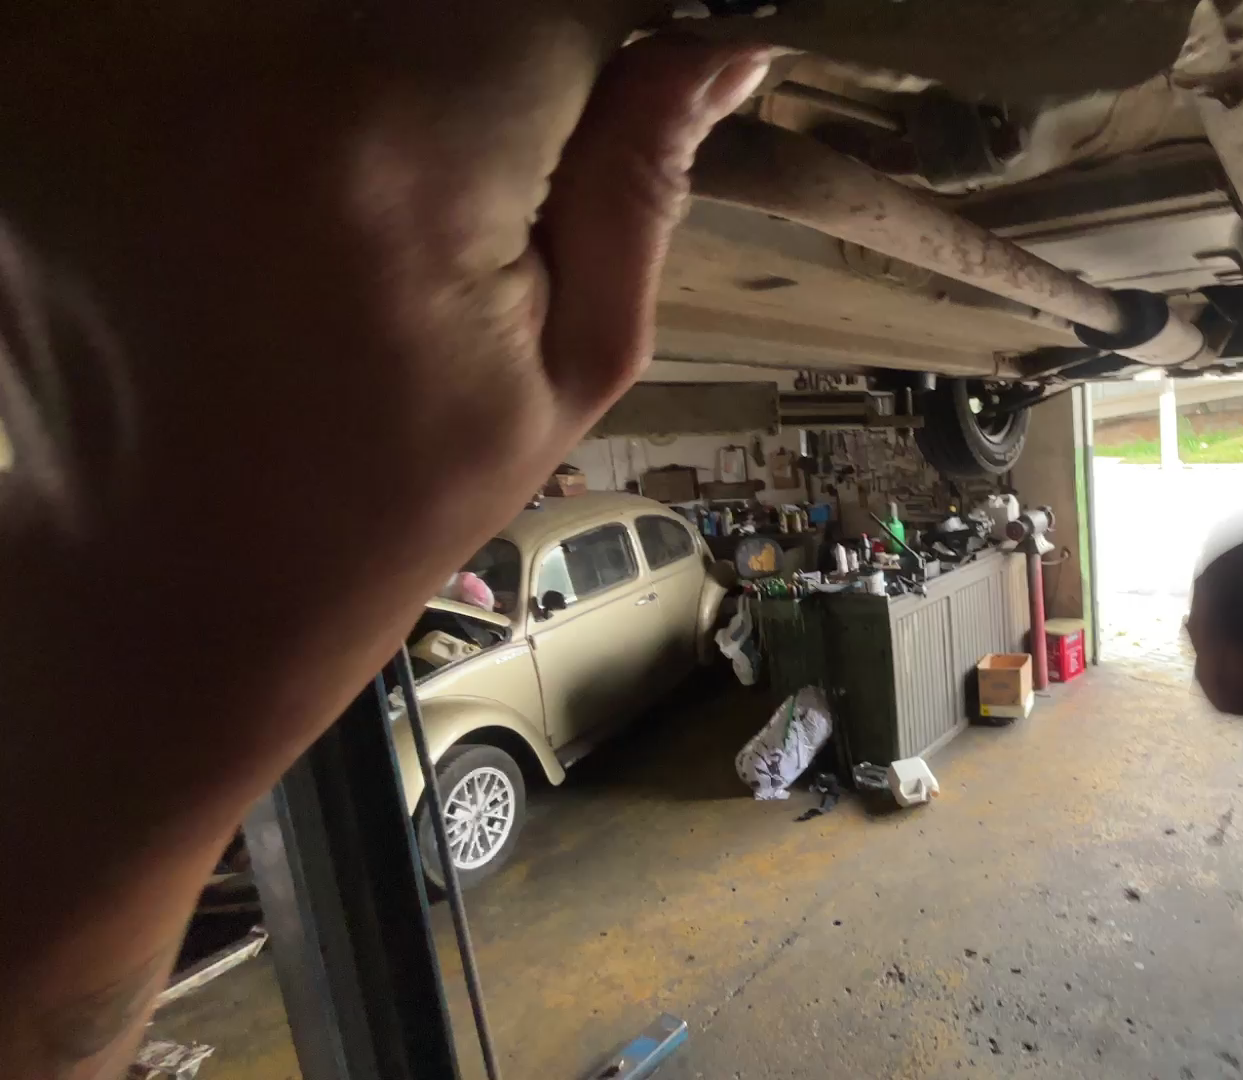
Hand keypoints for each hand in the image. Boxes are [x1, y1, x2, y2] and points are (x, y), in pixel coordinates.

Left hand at [2, 13, 769, 770]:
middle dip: (525, 46)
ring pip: (351, 2)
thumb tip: (719, 51)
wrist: (191, 560)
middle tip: (530, 162)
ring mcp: (84, 46)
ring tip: (442, 192)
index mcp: (400, 165)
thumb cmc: (420, 482)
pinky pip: (236, 22)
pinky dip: (324, 73)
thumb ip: (641, 188)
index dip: (624, 26)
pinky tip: (334, 176)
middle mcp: (217, 64)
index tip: (653, 67)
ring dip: (431, 62)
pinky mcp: (31, 57)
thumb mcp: (584, 361)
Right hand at [1187, 538, 1242, 903]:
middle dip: (1219, 631)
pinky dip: (1216, 683)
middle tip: (1240, 674)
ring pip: (1213, 623)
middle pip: (1228, 586)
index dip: (1235, 583)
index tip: (1226, 627)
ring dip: (1216, 664)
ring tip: (1241, 700)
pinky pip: (1211, 657)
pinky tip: (1238, 709)